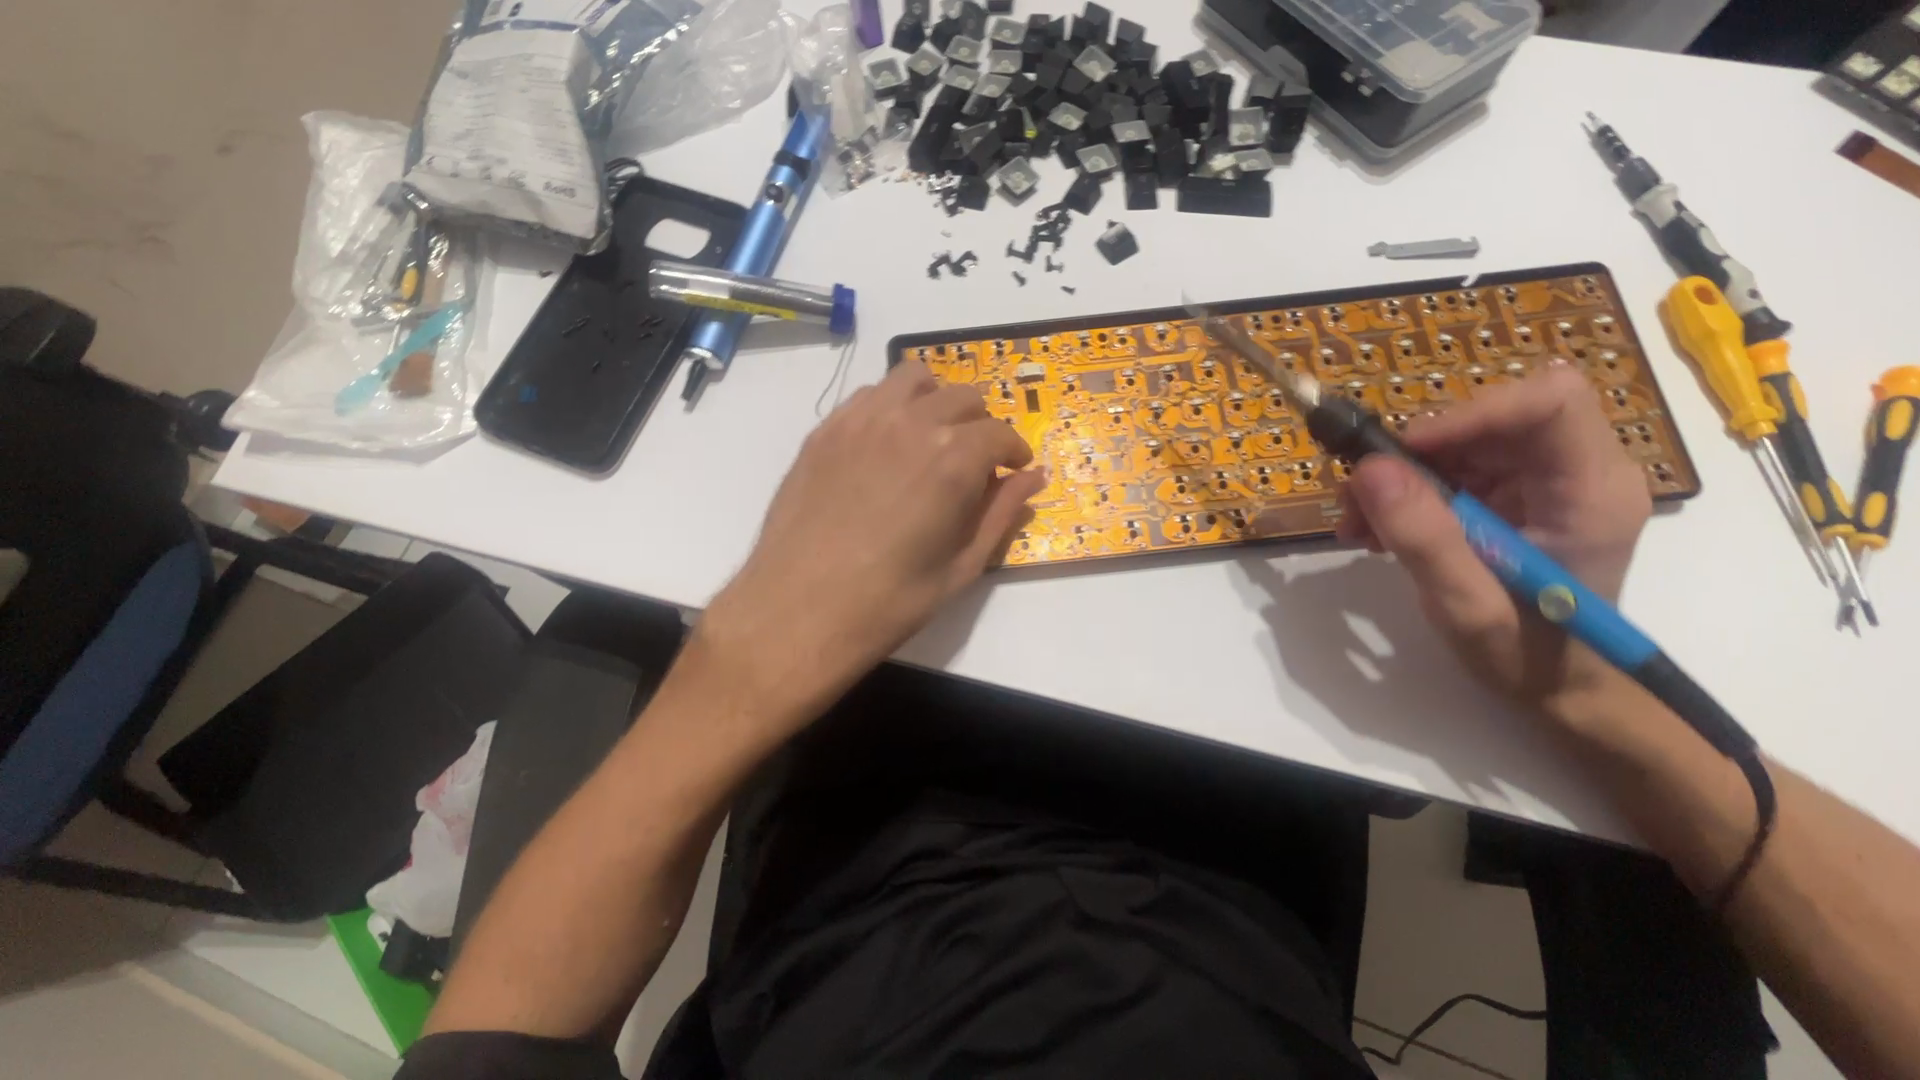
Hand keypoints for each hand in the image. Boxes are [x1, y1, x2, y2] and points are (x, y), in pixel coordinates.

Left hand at [699, 361, 1046, 726]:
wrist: (799, 610)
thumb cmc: (889, 602)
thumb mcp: (961, 567)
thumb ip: (1002, 514)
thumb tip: (1034, 477)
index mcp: (953, 460)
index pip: (999, 432)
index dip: (1014, 451)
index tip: (1013, 469)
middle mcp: (911, 424)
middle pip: (963, 397)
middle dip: (980, 424)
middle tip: (975, 459)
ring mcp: (862, 420)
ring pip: (914, 379)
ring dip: (936, 400)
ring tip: (933, 435)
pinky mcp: (826, 430)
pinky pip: (870, 394)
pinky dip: (892, 405)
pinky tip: (888, 442)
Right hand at [1336, 362, 1651, 715]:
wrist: (1558, 689)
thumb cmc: (1529, 656)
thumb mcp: (1469, 608)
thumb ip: (1425, 538)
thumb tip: (1370, 468)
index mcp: (1592, 492)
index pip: (1550, 404)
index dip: (1472, 412)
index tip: (1405, 450)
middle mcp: (1578, 471)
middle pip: (1494, 417)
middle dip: (1418, 450)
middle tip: (1358, 496)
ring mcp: (1545, 480)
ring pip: (1465, 438)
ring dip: (1402, 472)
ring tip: (1358, 522)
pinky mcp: (1515, 492)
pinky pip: (1455, 466)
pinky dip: (1407, 489)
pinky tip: (1378, 527)